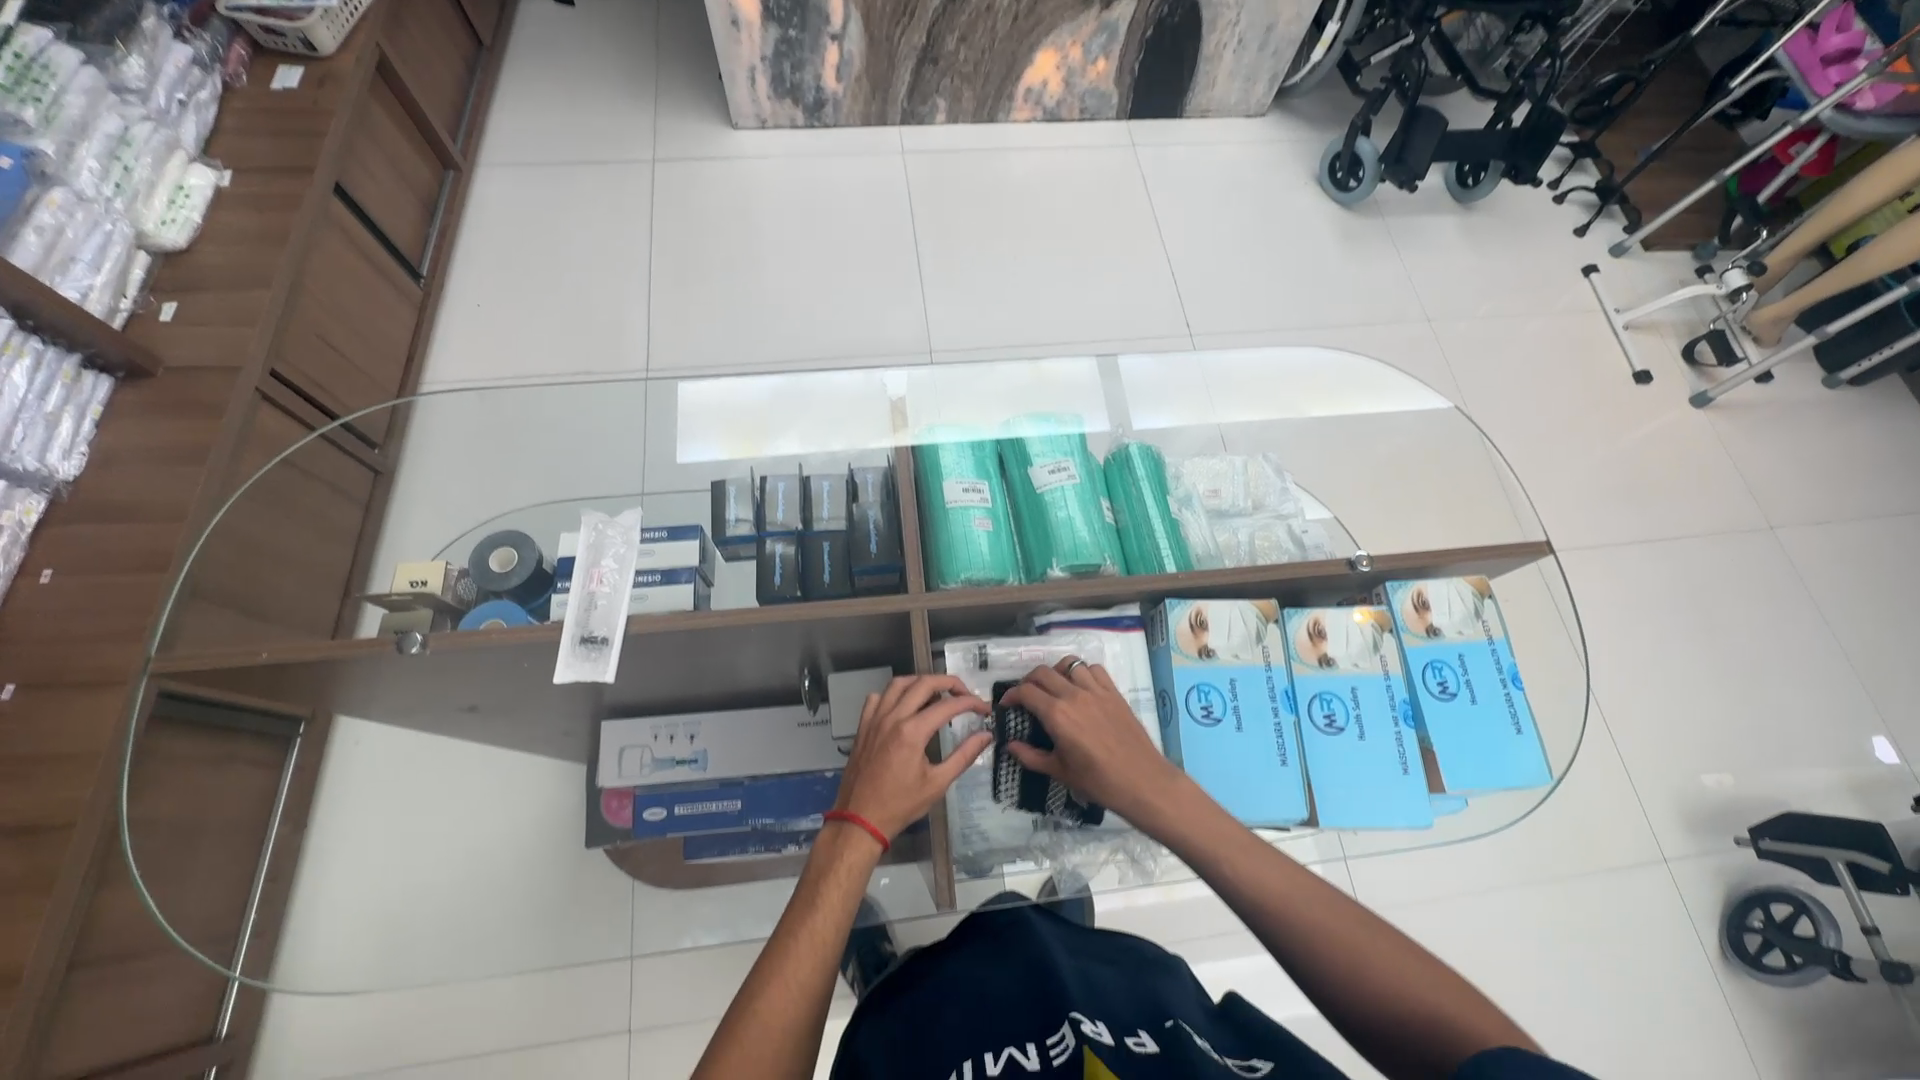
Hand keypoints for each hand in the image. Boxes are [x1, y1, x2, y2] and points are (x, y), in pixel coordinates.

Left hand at [832, 675, 991, 841]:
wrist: (860, 819)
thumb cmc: (900, 804)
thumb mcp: (937, 783)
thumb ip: (964, 756)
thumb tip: (986, 736)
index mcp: (912, 731)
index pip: (948, 705)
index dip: (971, 703)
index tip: (984, 709)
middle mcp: (892, 717)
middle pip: (924, 683)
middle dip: (950, 683)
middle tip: (965, 695)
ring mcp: (874, 719)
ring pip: (899, 684)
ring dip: (921, 682)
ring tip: (937, 694)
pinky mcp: (863, 726)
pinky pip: (877, 698)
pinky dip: (893, 694)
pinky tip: (904, 706)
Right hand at [1002, 656, 1184, 825]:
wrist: (1141, 780)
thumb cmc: (1097, 781)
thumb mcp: (1059, 772)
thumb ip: (1031, 756)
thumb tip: (1010, 745)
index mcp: (1057, 714)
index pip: (1026, 691)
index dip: (1011, 695)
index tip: (1007, 705)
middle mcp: (1074, 695)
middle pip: (1043, 672)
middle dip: (1029, 681)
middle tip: (1026, 696)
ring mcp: (1096, 691)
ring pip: (1070, 664)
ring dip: (1056, 672)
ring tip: (1054, 687)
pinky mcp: (1114, 693)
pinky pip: (1095, 669)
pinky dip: (1083, 672)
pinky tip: (1081, 687)